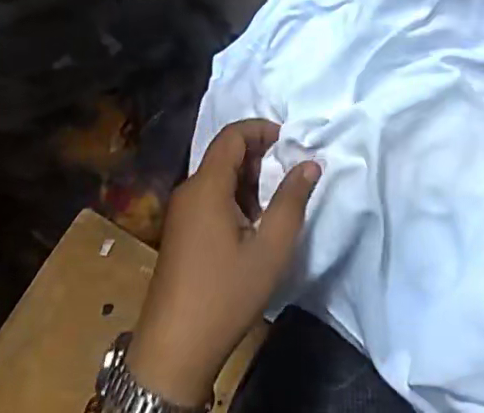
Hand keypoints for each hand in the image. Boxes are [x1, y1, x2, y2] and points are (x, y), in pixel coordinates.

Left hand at [130, 120, 319, 405]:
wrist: (173, 354)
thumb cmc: (226, 293)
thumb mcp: (272, 246)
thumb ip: (293, 198)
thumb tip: (309, 163)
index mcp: (206, 187)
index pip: (232, 135)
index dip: (263, 130)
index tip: (291, 143)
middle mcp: (188, 192)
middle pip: (225, 154)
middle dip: (261, 157)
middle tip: (290, 175)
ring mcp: (180, 215)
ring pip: (219, 177)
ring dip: (250, 181)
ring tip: (277, 204)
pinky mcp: (180, 234)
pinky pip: (210, 198)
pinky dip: (236, 198)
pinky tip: (254, 226)